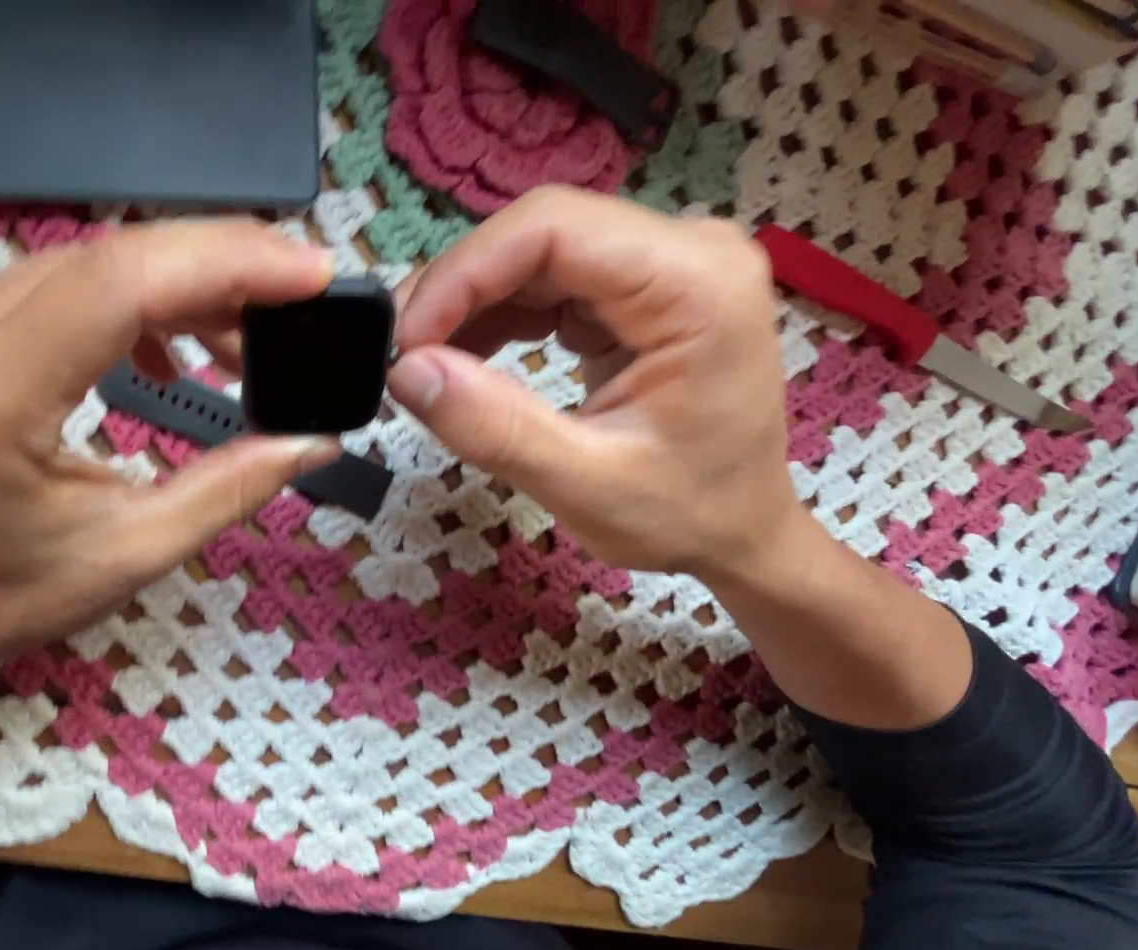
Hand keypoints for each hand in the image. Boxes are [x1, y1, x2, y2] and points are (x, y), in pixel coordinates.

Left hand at [0, 223, 341, 697]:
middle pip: (112, 258)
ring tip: (250, 340)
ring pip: (95, 264)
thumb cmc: (14, 596)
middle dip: (223, 263)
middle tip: (302, 296)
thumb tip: (314, 439)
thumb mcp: (137, 552)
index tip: (310, 277)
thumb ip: (231, 488)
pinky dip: (139, 303)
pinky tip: (175, 354)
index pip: (120, 286)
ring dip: (186, 285)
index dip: (225, 264)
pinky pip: (69, 287)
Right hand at [387, 186, 801, 576]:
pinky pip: (546, 285)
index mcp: (696, 284)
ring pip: (534, 255)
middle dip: (458, 289)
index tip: (405, 339)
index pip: (554, 229)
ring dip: (468, 304)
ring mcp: (660, 267)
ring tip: (419, 362)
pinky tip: (459, 360)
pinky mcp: (634, 292)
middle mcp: (684, 252)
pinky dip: (493, 319)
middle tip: (398, 354)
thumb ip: (496, 427)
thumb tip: (404, 371)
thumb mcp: (585, 485)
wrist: (739, 532)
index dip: (463, 273)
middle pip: (540, 234)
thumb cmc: (686, 515)